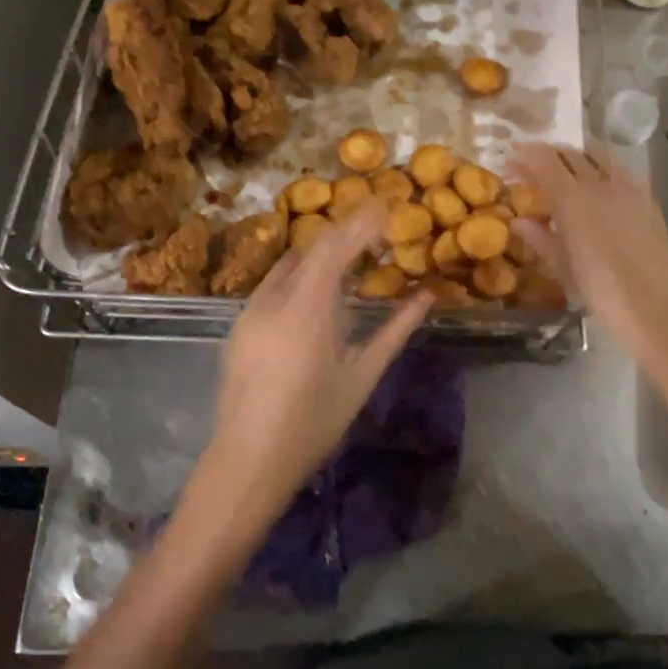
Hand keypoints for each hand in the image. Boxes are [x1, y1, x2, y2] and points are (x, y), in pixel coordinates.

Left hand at [206, 205, 431, 514]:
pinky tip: (319, 294)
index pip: (334, 247)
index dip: (361, 222)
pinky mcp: (239, 327)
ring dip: (319, 256)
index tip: (388, 206)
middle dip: (342, 235)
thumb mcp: (361, 377)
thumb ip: (395, 331)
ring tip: (352, 259)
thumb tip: (427, 297)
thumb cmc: (313, 423)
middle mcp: (273, 301)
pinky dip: (300, 278)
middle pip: (309, 250)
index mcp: (306, 311)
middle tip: (375, 231)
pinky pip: (273, 286)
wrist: (248, 461)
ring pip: (288, 266)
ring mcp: (250, 313)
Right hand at [509, 142, 667, 367]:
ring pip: (598, 155)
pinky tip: (597, 186)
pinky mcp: (647, 198)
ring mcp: (628, 187)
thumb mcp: (562, 267)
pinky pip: (619, 170)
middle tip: (533, 165)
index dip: (526, 155)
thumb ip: (540, 238)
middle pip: (570, 153)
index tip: (512, 158)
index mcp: (572, 199)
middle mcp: (600, 183)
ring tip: (565, 170)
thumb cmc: (600, 290)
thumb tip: (520, 220)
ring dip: (577, 156)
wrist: (654, 303)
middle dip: (548, 154)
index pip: (544, 161)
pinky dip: (601, 168)